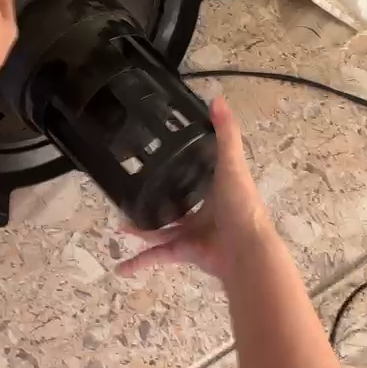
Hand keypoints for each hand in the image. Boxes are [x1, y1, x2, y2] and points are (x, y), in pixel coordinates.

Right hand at [117, 97, 279, 279]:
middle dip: (155, 201)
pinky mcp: (184, 253)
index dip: (181, 165)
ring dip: (141, 230)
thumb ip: (225, 134)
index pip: (196, 174)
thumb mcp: (232, 164)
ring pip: (161, 231)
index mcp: (216, 189)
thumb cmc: (241, 205)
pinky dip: (139, 264)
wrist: (247, 251)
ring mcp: (194, 234)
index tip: (161, 155)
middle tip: (132, 192)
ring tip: (119, 224)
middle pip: (175, 205)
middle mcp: (204, 212)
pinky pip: (158, 257)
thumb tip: (217, 99)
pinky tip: (120, 269)